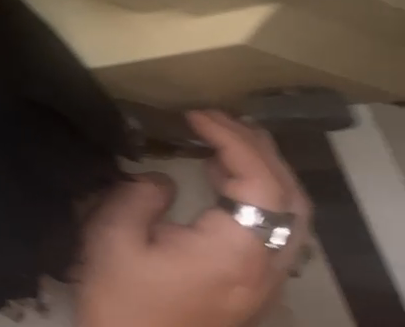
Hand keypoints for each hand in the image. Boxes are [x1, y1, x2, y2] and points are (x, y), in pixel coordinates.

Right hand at [77, 110, 313, 326]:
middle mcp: (267, 263)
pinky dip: (263, 194)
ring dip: (267, 170)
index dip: (232, 140)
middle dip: (258, 149)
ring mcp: (268, 277)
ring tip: (226, 138)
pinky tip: (226, 180)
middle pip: (291, 197)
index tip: (193, 114)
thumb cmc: (122, 293)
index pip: (260, 182)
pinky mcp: (256, 283)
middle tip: (213, 117)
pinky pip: (280, 229)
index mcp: (235, 247)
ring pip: (294, 215)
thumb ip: (138, 196)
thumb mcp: (113, 236)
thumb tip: (160, 178)